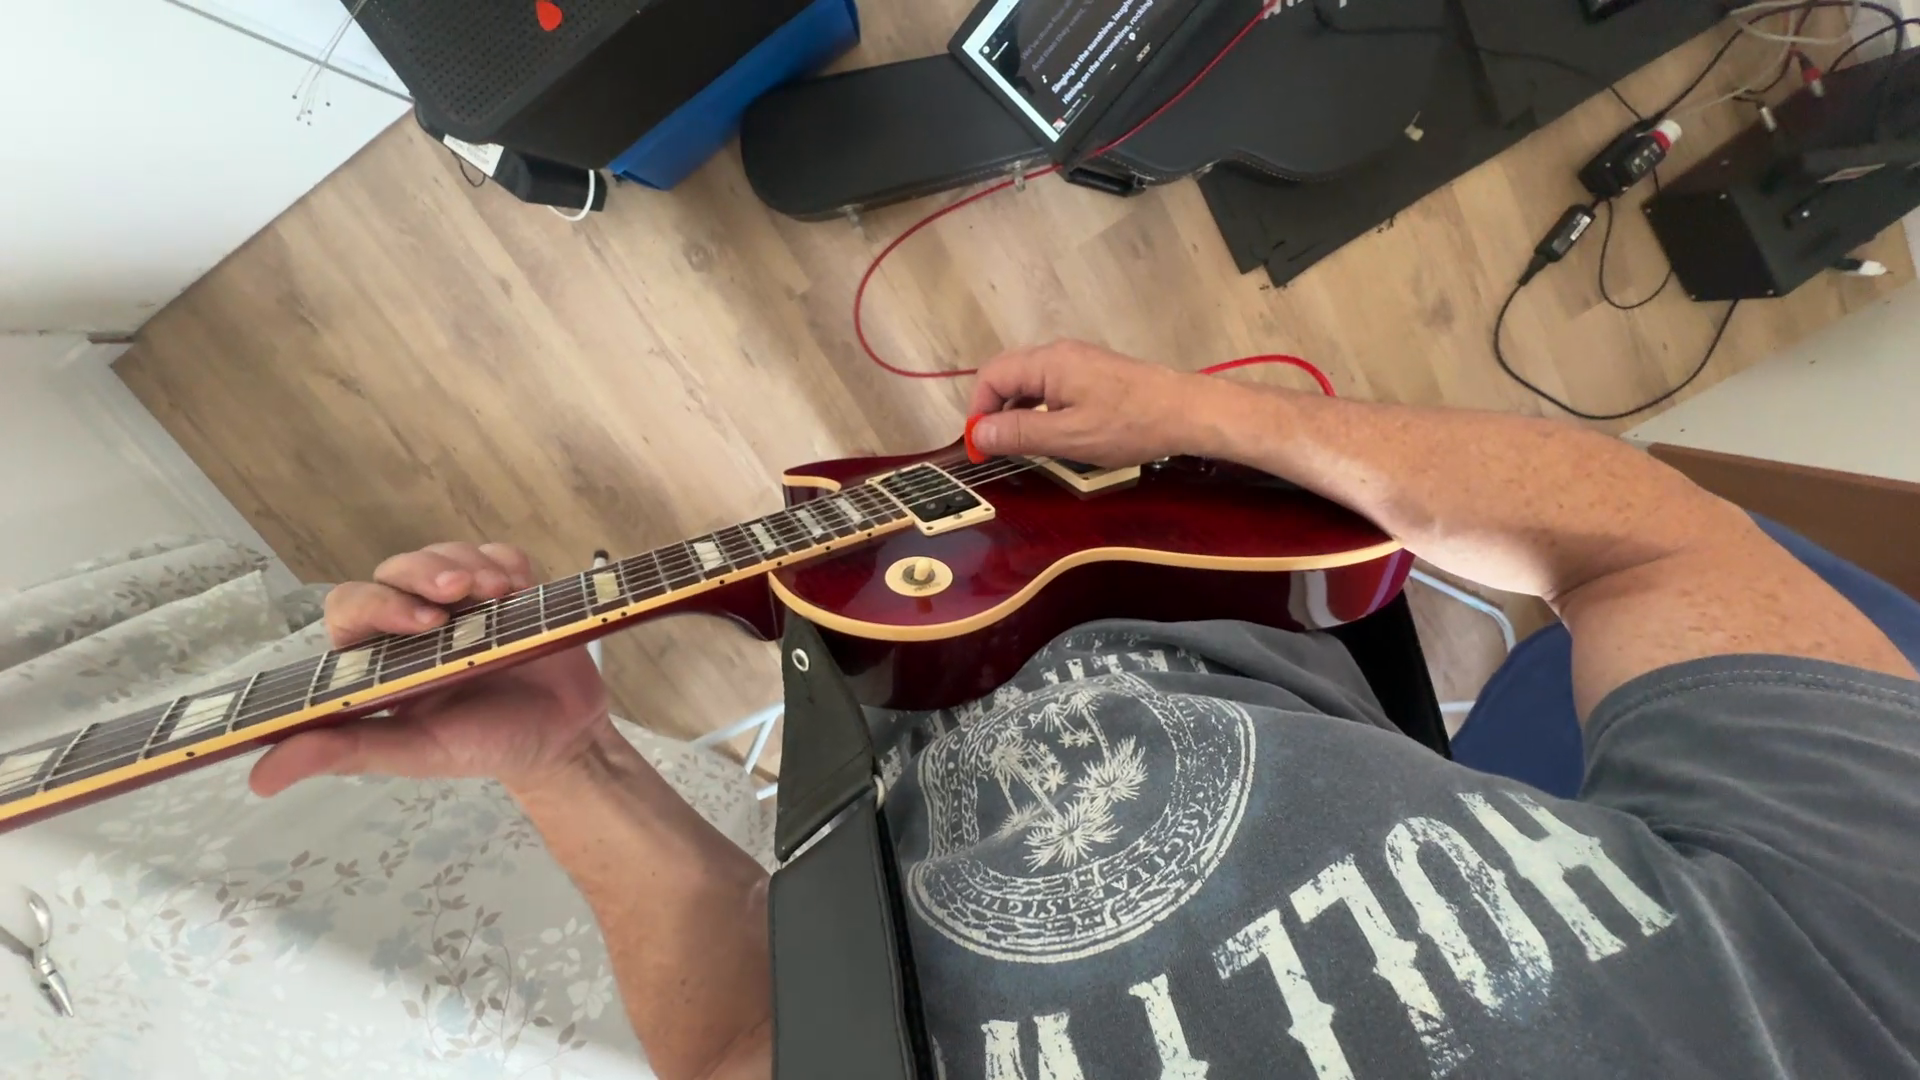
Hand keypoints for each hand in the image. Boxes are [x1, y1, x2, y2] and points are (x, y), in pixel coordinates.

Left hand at [249, 542, 617, 800]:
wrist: (565, 735)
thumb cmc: (489, 746)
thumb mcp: (419, 752)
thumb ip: (350, 751)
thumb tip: (259, 778)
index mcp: (382, 658)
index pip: (355, 608)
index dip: (381, 603)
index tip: (425, 621)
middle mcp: (419, 623)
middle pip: (398, 570)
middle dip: (427, 571)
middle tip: (463, 590)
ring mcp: (469, 604)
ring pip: (449, 554)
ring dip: (472, 563)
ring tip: (503, 591)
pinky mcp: (514, 592)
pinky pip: (502, 556)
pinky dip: (510, 562)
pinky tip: (522, 588)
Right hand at [967, 341, 1224, 466]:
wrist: (1186, 411)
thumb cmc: (1128, 425)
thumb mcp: (1068, 437)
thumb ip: (1019, 433)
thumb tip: (978, 432)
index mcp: (1047, 363)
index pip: (991, 377)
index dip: (978, 410)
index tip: (980, 445)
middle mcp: (1058, 353)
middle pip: (1006, 374)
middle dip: (993, 409)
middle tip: (995, 445)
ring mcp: (1076, 360)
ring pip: (1028, 380)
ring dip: (1015, 409)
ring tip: (1018, 442)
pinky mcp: (1091, 372)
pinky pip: (1049, 384)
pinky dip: (1037, 406)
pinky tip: (1047, 430)